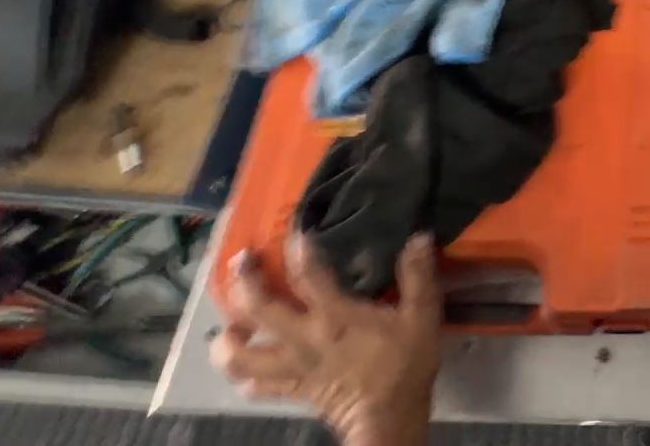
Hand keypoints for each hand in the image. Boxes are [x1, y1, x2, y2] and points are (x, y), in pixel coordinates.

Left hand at [215, 233, 440, 445]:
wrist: (389, 419)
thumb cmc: (405, 363)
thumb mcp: (422, 314)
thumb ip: (418, 275)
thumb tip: (419, 236)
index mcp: (334, 316)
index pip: (307, 275)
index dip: (298, 250)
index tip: (293, 231)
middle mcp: (303, 338)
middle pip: (258, 310)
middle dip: (244, 283)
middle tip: (242, 262)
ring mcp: (291, 367)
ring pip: (239, 356)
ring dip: (227, 339)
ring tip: (230, 324)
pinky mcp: (290, 390)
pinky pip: (255, 385)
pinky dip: (244, 374)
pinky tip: (247, 367)